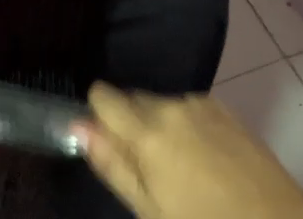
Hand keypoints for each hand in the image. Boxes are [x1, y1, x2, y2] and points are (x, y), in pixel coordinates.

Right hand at [75, 84, 302, 218]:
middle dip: (130, 124)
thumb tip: (78, 125)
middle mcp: (171, 106)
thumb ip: (113, 165)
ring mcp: (200, 104)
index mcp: (148, 132)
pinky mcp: (224, 108)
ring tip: (179, 166)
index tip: (109, 144)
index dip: (99, 117)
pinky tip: (203, 158)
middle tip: (147, 166)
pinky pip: (188, 107)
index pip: (103, 96)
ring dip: (159, 124)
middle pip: (131, 98)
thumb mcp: (151, 210)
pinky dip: (186, 124)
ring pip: (161, 103)